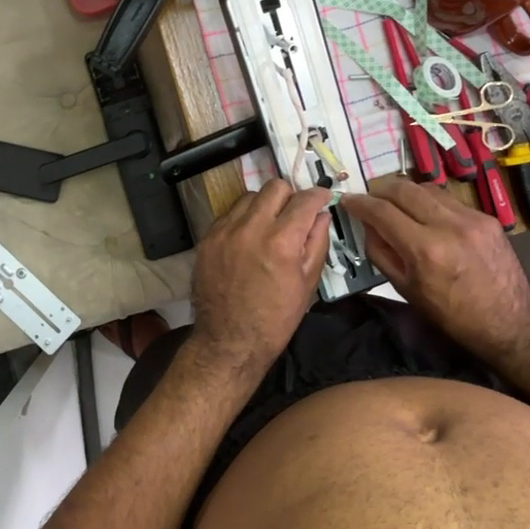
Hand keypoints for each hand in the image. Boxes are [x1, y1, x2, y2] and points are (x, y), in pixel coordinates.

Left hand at [189, 180, 332, 371]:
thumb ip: (317, 242)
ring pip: (250, 197)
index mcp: (281, 242)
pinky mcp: (207, 238)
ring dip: (264, 206)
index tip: (323, 199)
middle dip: (290, 196)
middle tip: (295, 214)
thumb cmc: (276, 319)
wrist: (229, 341)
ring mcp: (224, 232)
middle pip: (275, 187)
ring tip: (269, 227)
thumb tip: (322, 214)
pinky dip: (243, 219)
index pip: (304, 200)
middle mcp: (250, 229)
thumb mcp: (307, 283)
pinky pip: (229, 214)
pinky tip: (248, 239)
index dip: (319, 196)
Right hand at [343, 178, 529, 355]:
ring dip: (405, 192)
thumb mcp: (405, 288)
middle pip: (404, 189)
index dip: (360, 203)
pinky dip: (430, 202)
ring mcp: (471, 218)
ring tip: (395, 203)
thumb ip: (381, 252)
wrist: (508, 321)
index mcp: (424, 249)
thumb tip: (367, 225)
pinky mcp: (487, 218)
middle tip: (370, 197)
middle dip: (380, 189)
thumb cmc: (450, 314)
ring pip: (427, 188)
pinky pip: (449, 199)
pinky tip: (426, 215)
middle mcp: (448, 226)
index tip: (347, 200)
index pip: (382, 212)